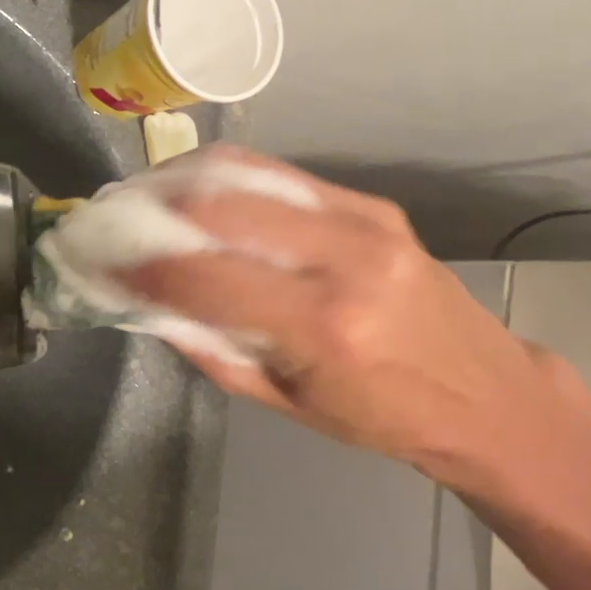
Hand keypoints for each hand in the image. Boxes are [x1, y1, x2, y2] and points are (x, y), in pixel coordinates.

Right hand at [121, 147, 566, 476]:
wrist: (491, 397)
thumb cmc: (380, 417)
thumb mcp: (282, 402)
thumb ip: (207, 347)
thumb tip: (143, 302)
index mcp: (321, 326)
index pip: (201, 275)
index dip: (138, 264)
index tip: (98, 259)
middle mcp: (343, 260)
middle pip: (217, 203)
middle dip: (150, 207)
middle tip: (115, 217)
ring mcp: (363, 221)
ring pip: (244, 171)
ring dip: (180, 180)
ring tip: (145, 196)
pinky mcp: (371, 204)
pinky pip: (279, 173)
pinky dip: (225, 177)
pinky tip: (198, 190)